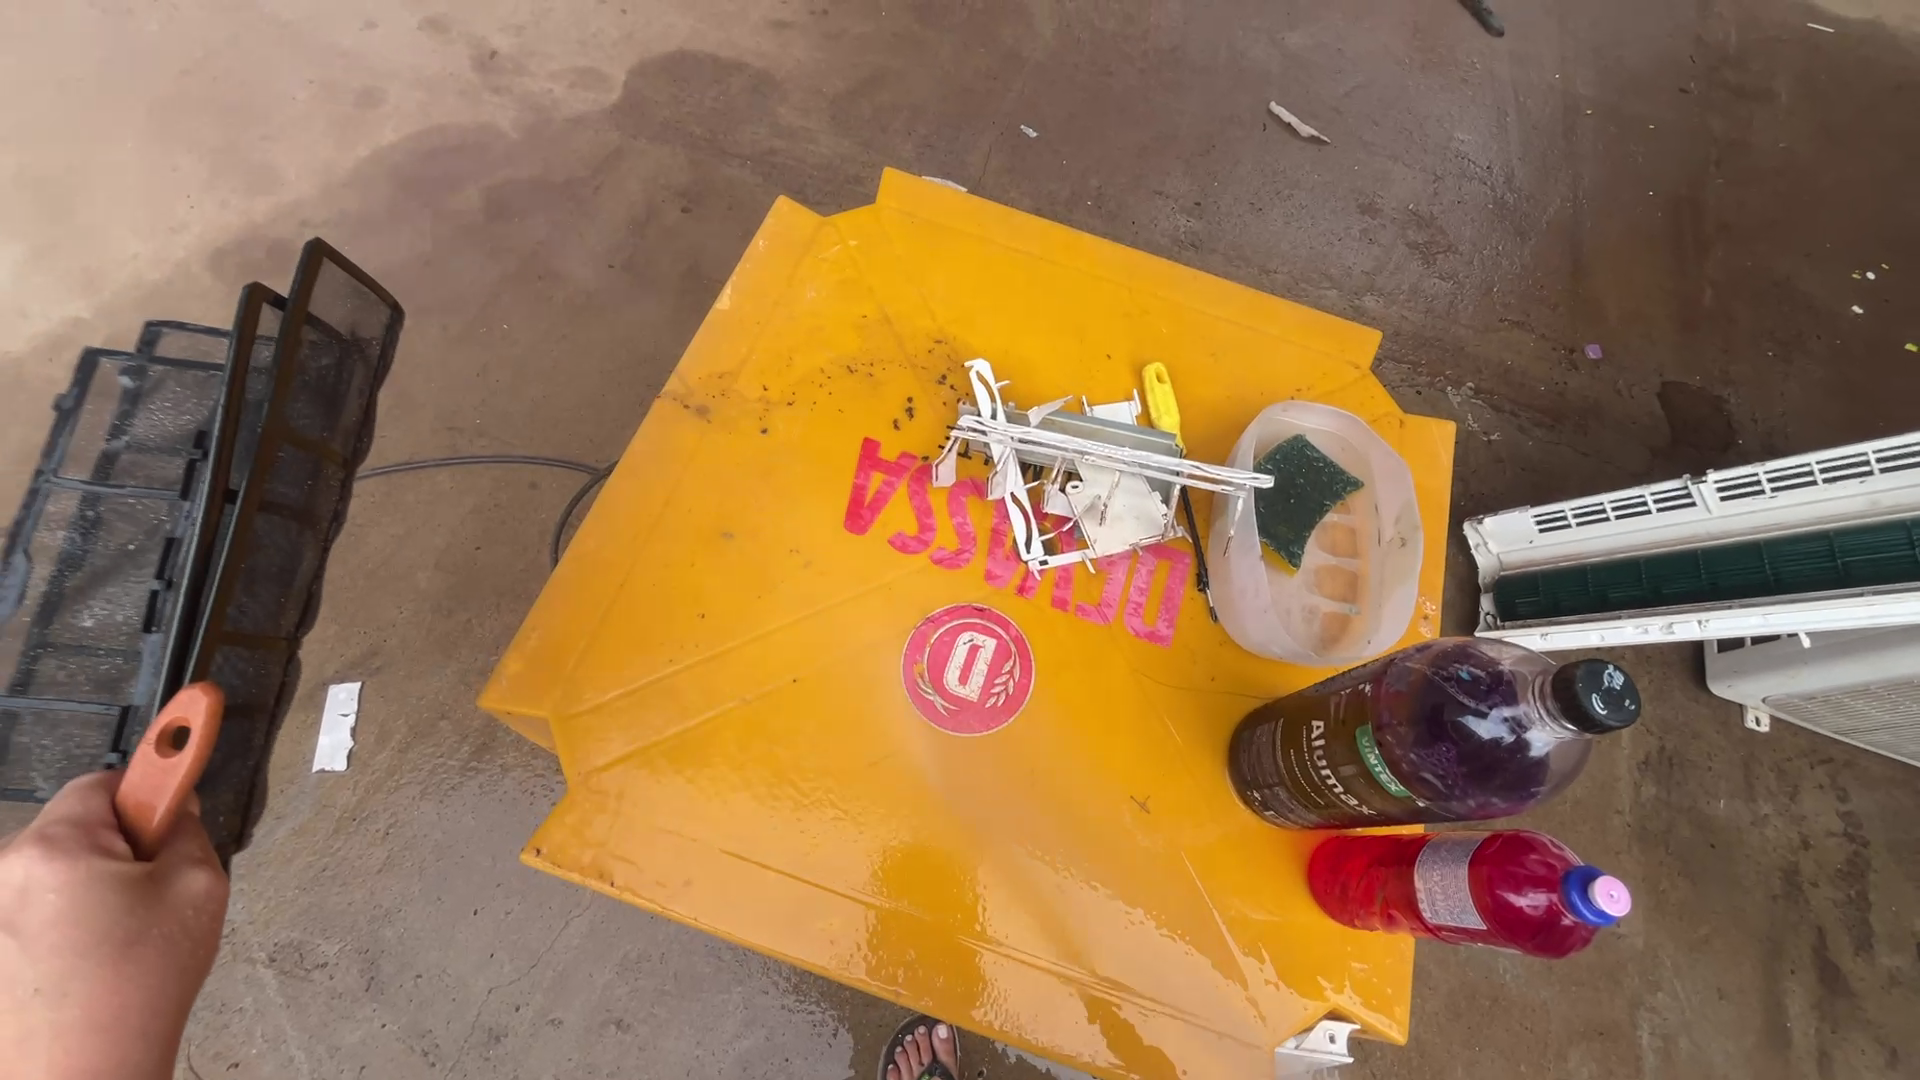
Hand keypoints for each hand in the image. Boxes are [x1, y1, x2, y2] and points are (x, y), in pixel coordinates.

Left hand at [0, 770, 229, 1079]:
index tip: (192, 735)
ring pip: (61, 867)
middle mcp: (3, 873)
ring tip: (136, 923)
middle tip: (168, 875)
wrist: (78, 1066)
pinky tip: (102, 948)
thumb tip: (174, 805)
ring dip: (101, 876)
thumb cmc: (144, 969)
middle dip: (128, 836)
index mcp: (54, 848)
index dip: (158, 771)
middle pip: (80, 824)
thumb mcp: (198, 882)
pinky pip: (40, 903)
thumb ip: (186, 830)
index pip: (110, 777)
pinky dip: (75, 910)